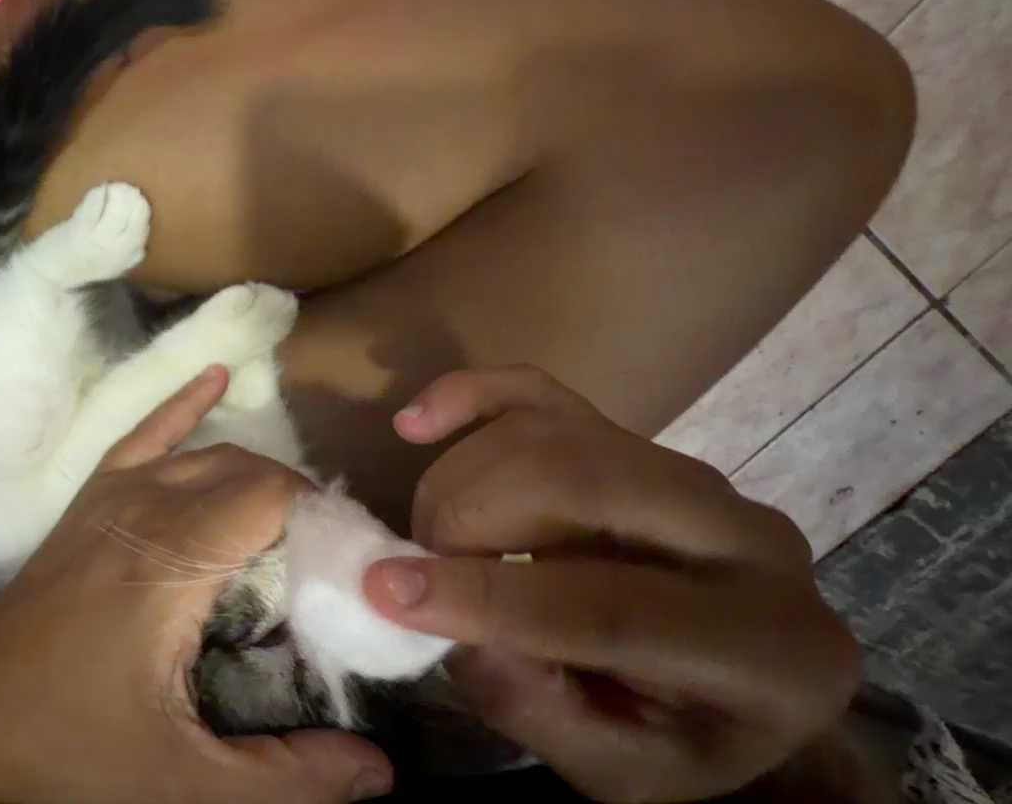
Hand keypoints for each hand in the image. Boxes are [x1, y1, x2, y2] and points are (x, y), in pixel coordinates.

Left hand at [0, 368, 392, 803]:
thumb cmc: (69, 737)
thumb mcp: (180, 778)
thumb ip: (286, 776)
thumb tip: (380, 771)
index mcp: (173, 562)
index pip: (275, 498)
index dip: (329, 521)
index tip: (361, 568)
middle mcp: (146, 508)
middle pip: (249, 473)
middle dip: (303, 504)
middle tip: (340, 562)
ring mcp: (113, 493)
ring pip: (208, 455)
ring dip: (259, 477)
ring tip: (303, 524)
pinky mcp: (92, 495)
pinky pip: (145, 431)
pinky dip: (183, 405)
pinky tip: (214, 377)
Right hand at [360, 366, 861, 802]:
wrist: (720, 684)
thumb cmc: (668, 736)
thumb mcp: (612, 769)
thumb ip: (533, 705)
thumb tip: (445, 623)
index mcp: (772, 648)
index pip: (614, 607)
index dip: (488, 597)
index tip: (384, 590)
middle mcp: (750, 537)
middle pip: (582, 483)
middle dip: (469, 517)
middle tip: (415, 561)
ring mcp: (687, 472)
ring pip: (549, 433)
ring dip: (459, 477)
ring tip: (433, 536)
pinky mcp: (629, 436)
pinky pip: (537, 391)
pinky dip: (467, 395)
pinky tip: (414, 423)